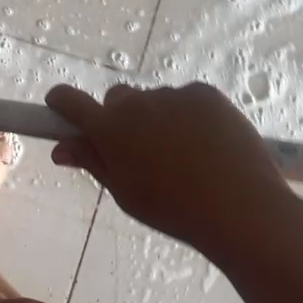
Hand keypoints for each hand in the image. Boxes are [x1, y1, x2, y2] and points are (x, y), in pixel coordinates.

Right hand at [45, 81, 295, 259]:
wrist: (242, 210)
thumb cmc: (175, 210)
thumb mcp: (125, 193)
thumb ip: (92, 163)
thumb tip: (60, 149)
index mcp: (108, 128)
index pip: (68, 100)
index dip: (61, 103)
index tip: (63, 111)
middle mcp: (135, 103)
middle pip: (117, 100)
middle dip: (121, 119)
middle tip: (141, 152)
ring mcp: (171, 94)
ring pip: (154, 101)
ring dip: (159, 119)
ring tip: (187, 156)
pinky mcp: (204, 92)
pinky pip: (186, 99)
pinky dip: (190, 115)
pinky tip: (208, 145)